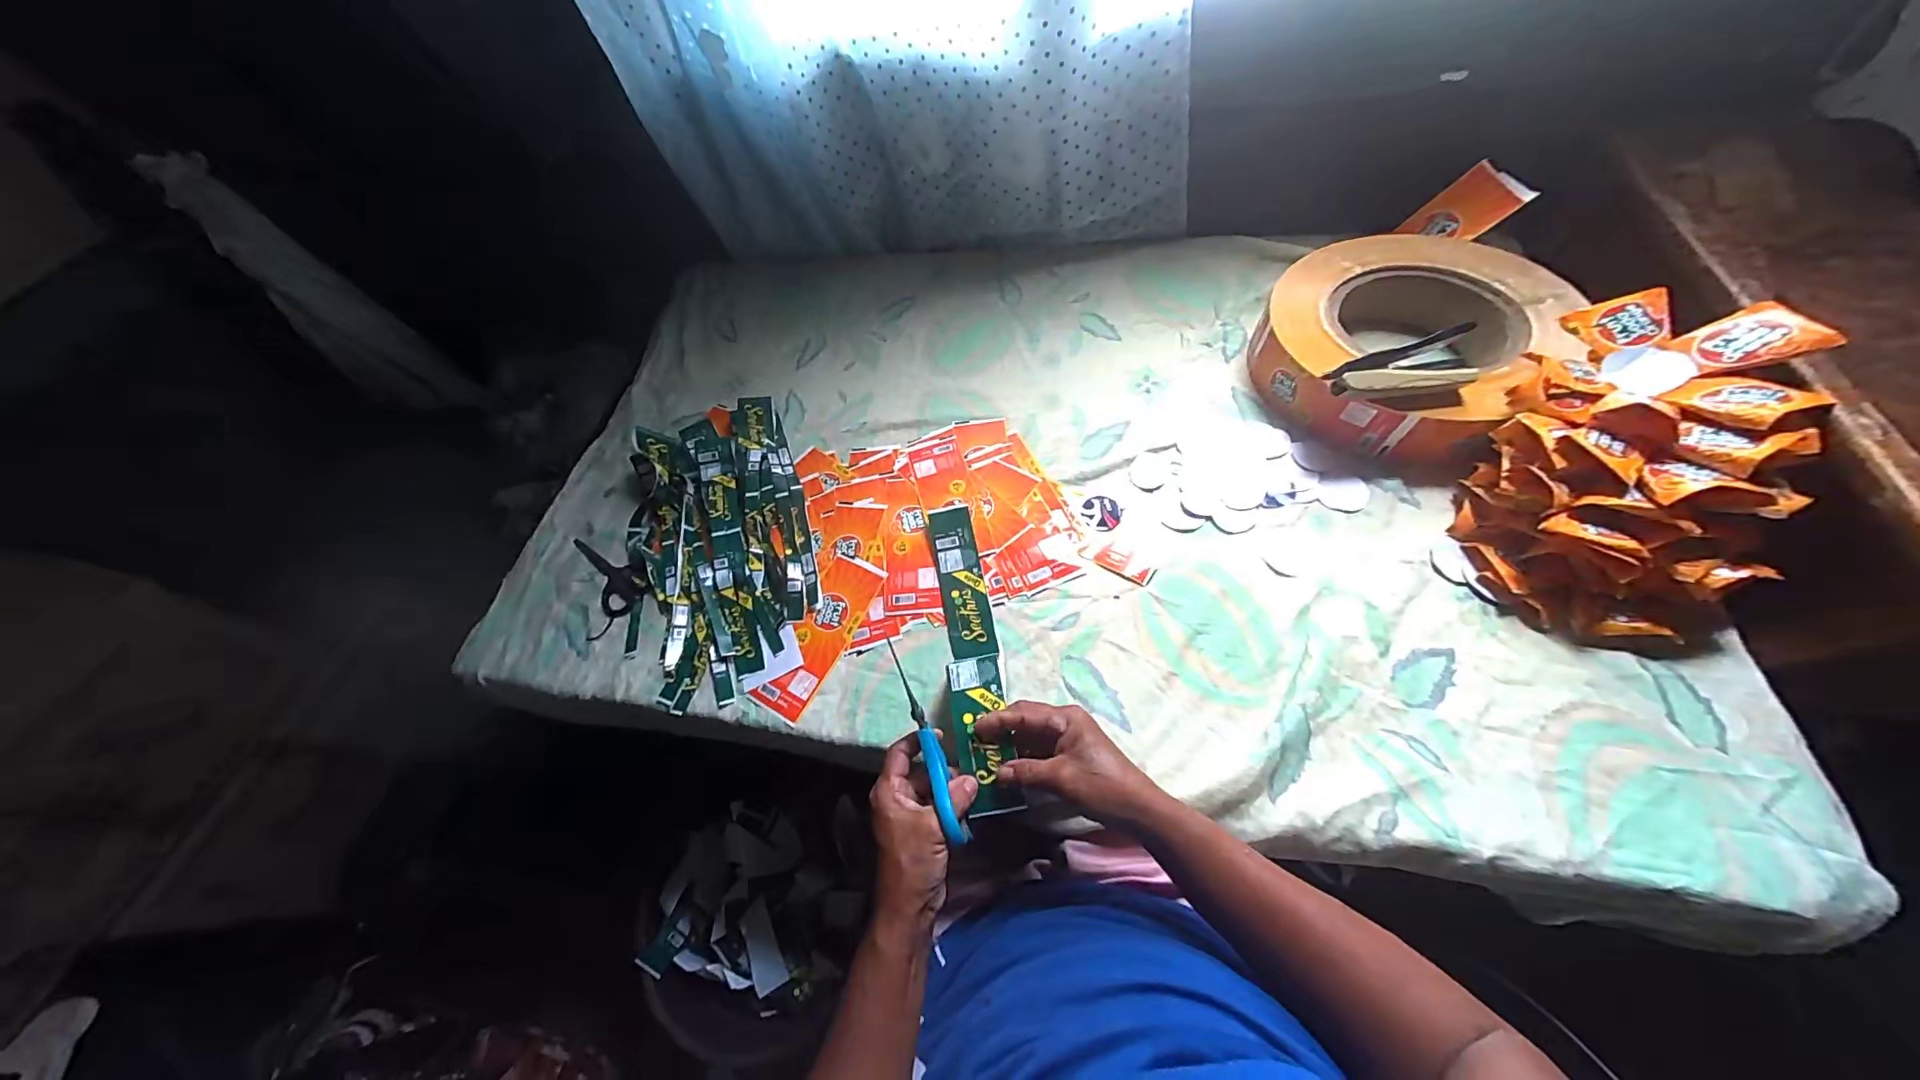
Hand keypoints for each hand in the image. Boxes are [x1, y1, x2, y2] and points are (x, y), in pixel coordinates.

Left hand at [869, 731, 977, 929]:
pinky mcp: (923, 829)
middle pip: (921, 772)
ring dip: (952, 789)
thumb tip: (970, 779)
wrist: (910, 905)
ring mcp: (911, 815)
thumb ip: (952, 798)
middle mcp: (897, 798)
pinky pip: (939, 807)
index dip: (918, 741)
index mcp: (889, 791)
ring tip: (974, 785)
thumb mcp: (933, 825)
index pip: (900, 754)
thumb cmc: (912, 861)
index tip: (941, 735)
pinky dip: (953, 805)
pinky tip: (970, 805)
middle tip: (969, 767)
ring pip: (933, 790)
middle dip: (944, 769)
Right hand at [975, 701, 1164, 827]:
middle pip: (1025, 720)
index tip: (974, 728)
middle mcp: (1065, 722)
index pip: (1023, 713)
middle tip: (976, 741)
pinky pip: (1039, 752)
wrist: (1138, 808)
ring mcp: (1068, 739)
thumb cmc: (1102, 786)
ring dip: (1010, 746)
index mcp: (1065, 717)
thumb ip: (1026, 771)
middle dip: (1001, 730)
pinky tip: (1007, 769)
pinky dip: (1022, 759)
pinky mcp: (1069, 756)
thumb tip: (997, 772)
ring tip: (985, 756)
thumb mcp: (1061, 778)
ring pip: (1030, 737)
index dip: (997, 719)